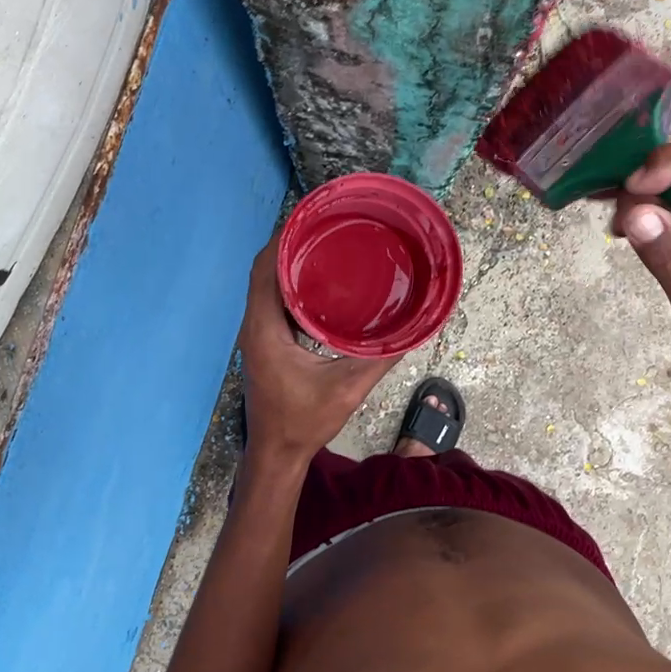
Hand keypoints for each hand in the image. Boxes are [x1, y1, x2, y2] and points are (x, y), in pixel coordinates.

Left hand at [238, 231, 399, 465]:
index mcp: (264, 328)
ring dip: (292, 263)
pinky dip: (293, 285)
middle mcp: (254, 325)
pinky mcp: (265, 343)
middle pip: (265, 269)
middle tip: (330, 226)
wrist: (277, 455)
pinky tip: (322, 284)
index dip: (285, 238)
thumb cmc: (304, 422)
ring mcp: (257, 334)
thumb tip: (416, 327)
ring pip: (268, 285)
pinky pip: (275, 302)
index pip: (265, 268)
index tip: (314, 216)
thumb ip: (380, 357)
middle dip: (293, 243)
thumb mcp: (348, 388)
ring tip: (329, 245)